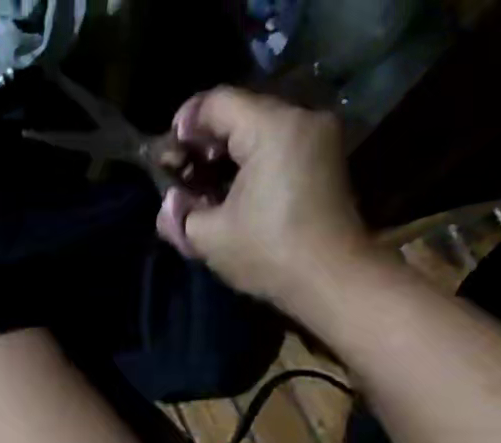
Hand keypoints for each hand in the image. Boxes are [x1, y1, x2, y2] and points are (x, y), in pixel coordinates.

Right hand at [156, 87, 370, 305]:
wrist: (333, 280)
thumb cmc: (269, 254)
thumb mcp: (211, 238)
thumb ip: (181, 215)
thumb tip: (169, 203)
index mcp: (271, 127)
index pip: (216, 102)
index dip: (183, 125)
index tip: (167, 158)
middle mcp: (300, 119)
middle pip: (240, 113)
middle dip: (205, 143)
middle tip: (182, 176)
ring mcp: (319, 138)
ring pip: (260, 131)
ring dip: (228, 155)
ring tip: (205, 189)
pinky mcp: (326, 161)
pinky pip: (280, 147)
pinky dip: (252, 163)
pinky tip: (234, 194)